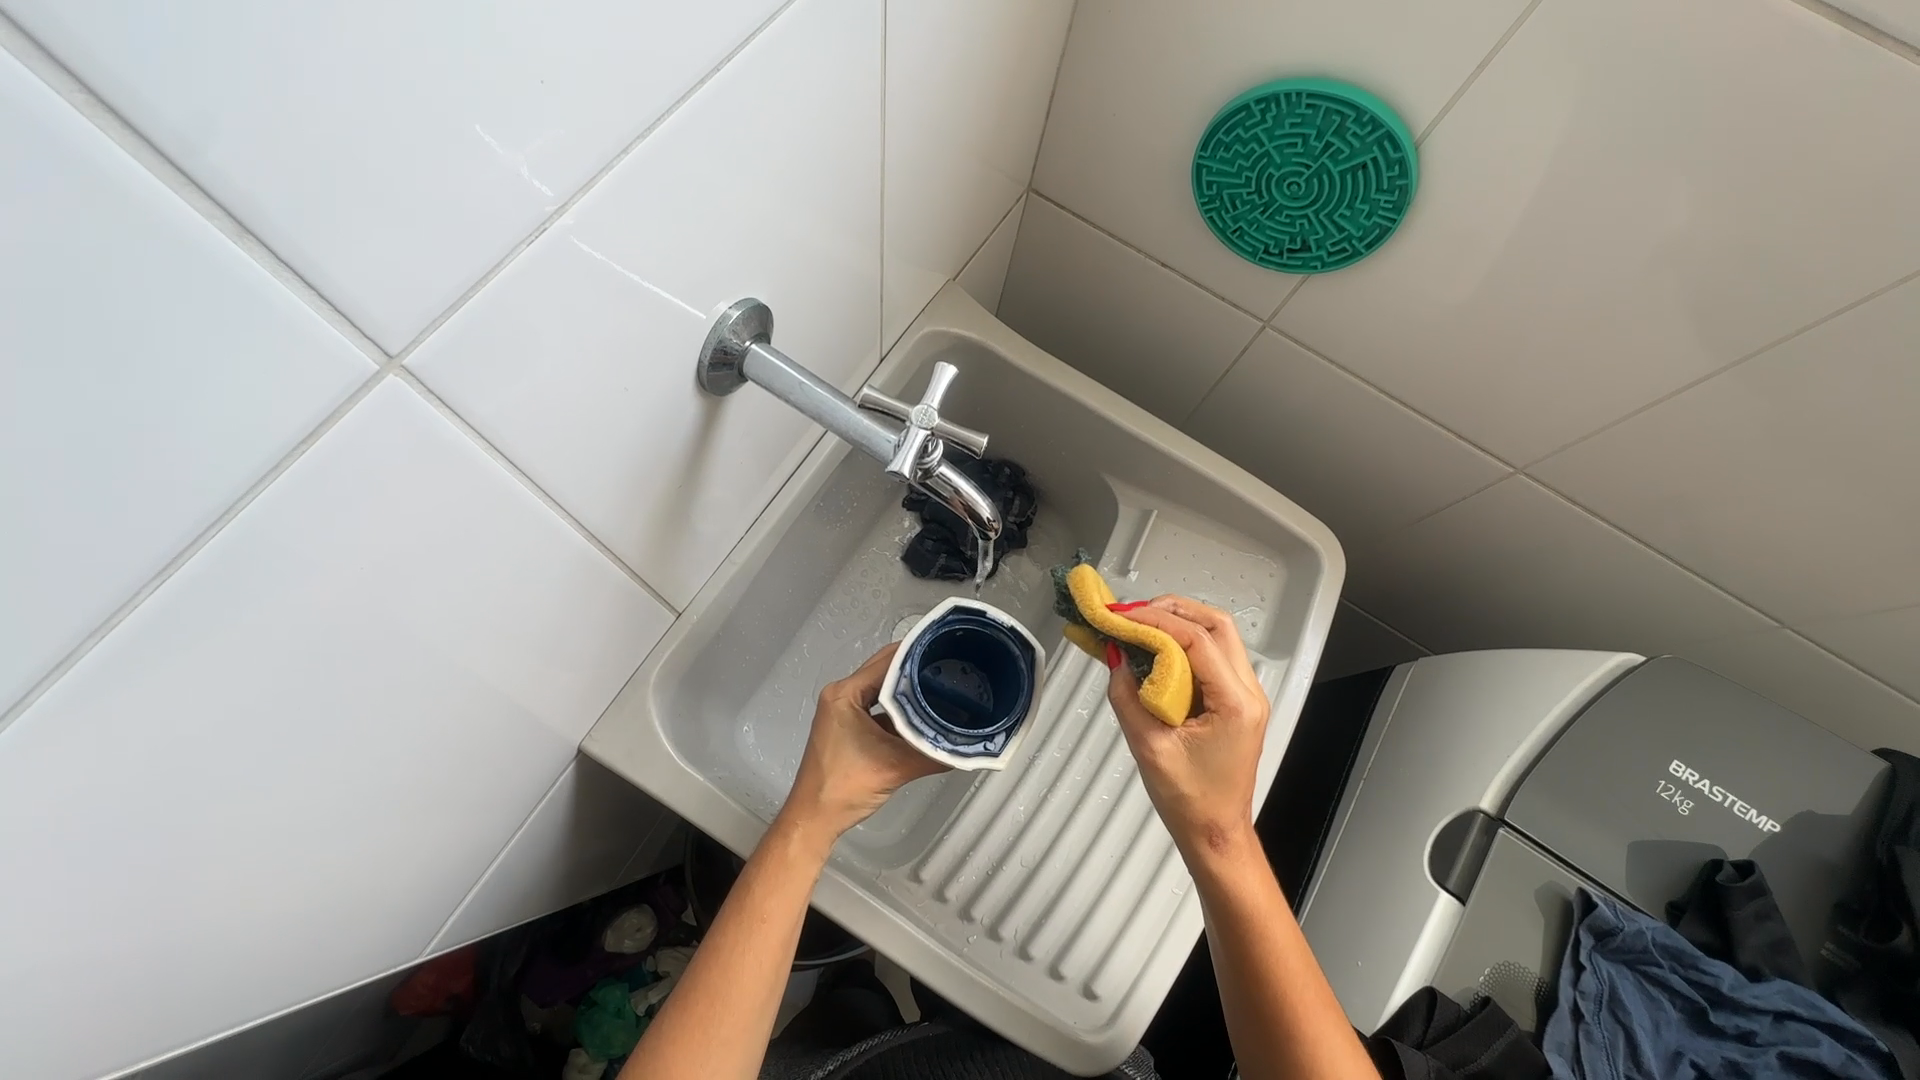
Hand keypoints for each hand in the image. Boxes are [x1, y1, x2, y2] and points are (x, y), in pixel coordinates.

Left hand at [778, 643, 949, 841]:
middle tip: (951, 666)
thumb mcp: (895, 767)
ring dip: (909, 689)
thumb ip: (933, 754)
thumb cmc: (844, 787)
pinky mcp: (850, 725)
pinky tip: (924, 712)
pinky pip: (879, 707)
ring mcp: (844, 710)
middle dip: (916, 668)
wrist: (815, 818)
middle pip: (885, 670)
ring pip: (883, 688)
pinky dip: (900, 708)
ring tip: (943, 685)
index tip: (947, 649)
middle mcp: (843, 694)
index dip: (917, 654)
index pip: (887, 661)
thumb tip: (966, 746)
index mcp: (845, 694)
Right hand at [1106, 596, 1268, 863]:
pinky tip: (1155, 647)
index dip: (1156, 620)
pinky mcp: (1235, 700)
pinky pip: (1214, 656)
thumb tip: (1114, 656)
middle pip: (1217, 625)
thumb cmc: (1189, 801)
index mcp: (1234, 703)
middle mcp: (1249, 692)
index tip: (1121, 617)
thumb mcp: (1148, 747)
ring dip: (1180, 621)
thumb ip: (1126, 696)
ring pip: (1219, 635)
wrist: (1216, 834)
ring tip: (1139, 623)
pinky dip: (1184, 642)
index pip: (1197, 640)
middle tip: (1131, 612)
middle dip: (1172, 609)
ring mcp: (1246, 695)